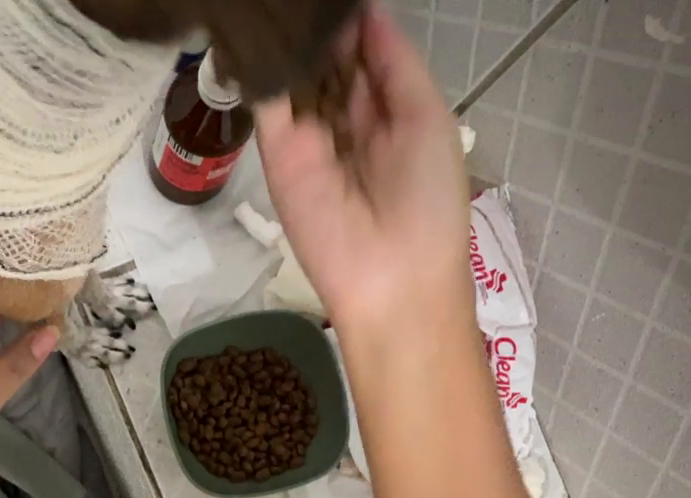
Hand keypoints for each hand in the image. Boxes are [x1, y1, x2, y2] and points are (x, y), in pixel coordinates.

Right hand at [257, 10, 473, 347]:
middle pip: (326, 64)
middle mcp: (343, 126)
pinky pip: (269, 105)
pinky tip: (263, 32)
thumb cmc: (426, 200)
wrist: (389, 277)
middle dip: (319, 29)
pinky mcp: (276, 157)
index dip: (352, 24)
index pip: (362, 58)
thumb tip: (365, 12)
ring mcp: (306, 142)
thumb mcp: (427, 116)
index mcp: (387, 117)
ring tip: (283, 6)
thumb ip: (395, 63)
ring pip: (295, 79)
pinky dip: (264, 68)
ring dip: (291, 42)